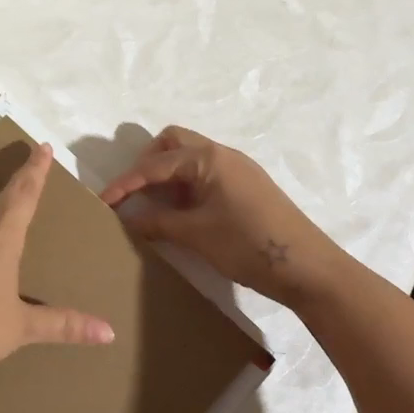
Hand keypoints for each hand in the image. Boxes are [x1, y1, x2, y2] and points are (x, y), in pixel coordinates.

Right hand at [100, 125, 351, 308]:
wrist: (311, 270)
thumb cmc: (248, 245)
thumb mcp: (195, 235)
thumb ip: (157, 223)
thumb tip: (127, 220)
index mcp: (207, 158)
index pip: (153, 165)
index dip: (124, 184)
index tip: (102, 201)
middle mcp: (222, 154)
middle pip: (172, 142)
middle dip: (146, 163)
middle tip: (134, 192)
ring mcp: (239, 169)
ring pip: (190, 156)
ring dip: (168, 174)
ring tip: (156, 204)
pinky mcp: (249, 186)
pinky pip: (206, 172)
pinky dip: (187, 184)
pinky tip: (184, 210)